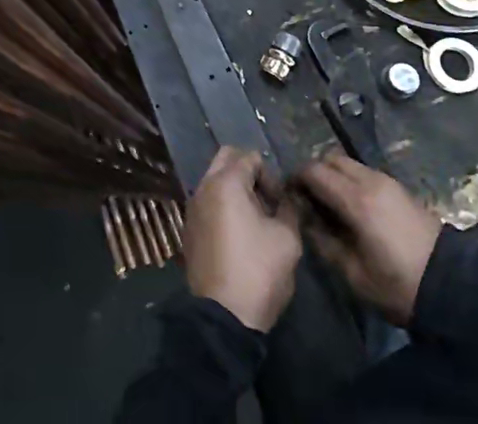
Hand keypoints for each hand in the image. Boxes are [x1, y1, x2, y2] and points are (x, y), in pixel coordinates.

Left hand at [182, 146, 301, 331]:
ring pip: (214, 182)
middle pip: (226, 159)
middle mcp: (203, 189)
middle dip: (248, 171)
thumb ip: (288, 206)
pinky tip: (240, 232)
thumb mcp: (287, 235)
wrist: (224, 319)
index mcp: (226, 183)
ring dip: (235, 189)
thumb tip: (285, 198)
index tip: (280, 202)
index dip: (270, 176)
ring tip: (255, 217)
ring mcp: (192, 211)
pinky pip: (207, 204)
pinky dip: (223, 207)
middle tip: (266, 198)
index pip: (250, 158)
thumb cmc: (258, 270)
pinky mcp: (189, 232)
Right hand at [295, 151, 442, 325]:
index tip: (286, 194)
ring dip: (333, 174)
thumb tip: (304, 218)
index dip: (297, 178)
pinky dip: (349, 179)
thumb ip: (323, 241)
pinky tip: (347, 205)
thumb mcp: (352, 273)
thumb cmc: (395, 284)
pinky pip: (364, 172)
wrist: (447, 282)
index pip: (316, 171)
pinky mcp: (397, 187)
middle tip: (305, 197)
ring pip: (349, 163)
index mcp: (357, 200)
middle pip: (332, 159)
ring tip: (324, 203)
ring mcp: (387, 181)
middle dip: (314, 172)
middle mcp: (371, 180)